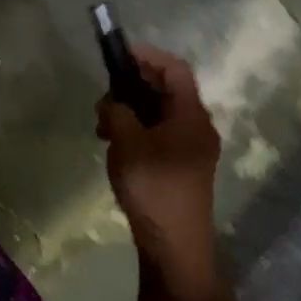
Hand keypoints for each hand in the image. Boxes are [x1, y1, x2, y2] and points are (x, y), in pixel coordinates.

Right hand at [98, 45, 220, 264]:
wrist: (174, 246)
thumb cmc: (154, 186)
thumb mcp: (126, 141)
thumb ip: (116, 110)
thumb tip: (111, 103)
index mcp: (192, 116)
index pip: (175, 68)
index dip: (146, 55)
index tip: (115, 55)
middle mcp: (197, 127)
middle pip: (166, 88)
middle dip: (131, 85)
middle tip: (104, 96)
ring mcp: (191, 147)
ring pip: (158, 111)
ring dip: (130, 109)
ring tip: (103, 125)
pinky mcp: (181, 165)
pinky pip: (158, 132)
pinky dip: (135, 128)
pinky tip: (114, 144)